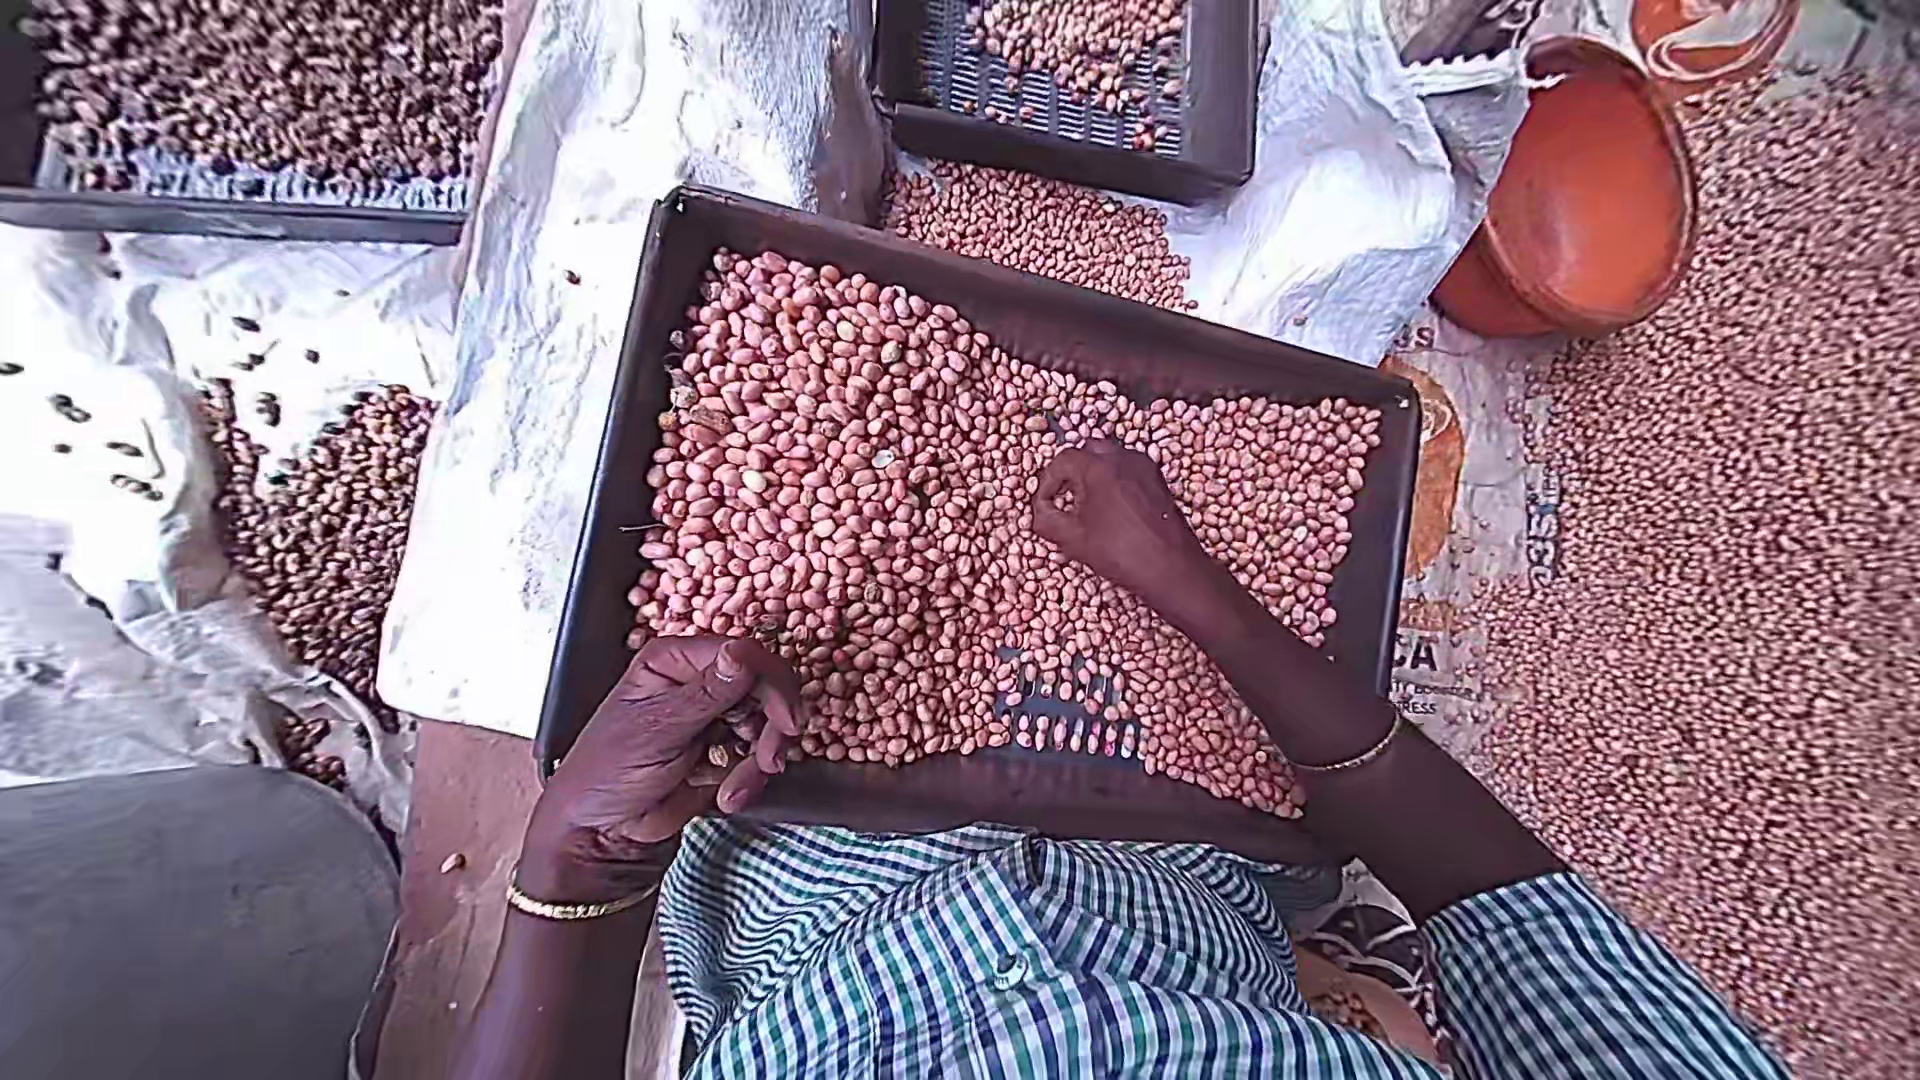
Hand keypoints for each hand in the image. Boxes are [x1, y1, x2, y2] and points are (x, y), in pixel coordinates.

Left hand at [519, 635, 804, 901]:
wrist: (601, 836)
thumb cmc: (606, 774)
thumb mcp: (656, 730)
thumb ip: (706, 692)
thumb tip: (743, 652)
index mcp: (677, 660)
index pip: (744, 653)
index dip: (772, 683)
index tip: (786, 720)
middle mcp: (703, 678)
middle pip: (767, 685)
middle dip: (772, 727)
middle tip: (769, 759)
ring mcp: (720, 712)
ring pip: (771, 721)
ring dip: (761, 758)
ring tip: (735, 787)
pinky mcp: (730, 744)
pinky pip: (762, 751)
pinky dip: (753, 776)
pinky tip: (729, 794)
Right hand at [1031, 439, 1229, 627]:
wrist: (1172, 570)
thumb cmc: (1123, 553)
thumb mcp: (1072, 539)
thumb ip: (1047, 520)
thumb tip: (1040, 513)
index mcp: (1100, 467)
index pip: (1062, 461)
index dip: (1047, 483)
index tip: (1045, 504)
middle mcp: (1125, 459)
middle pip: (1087, 453)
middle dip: (1071, 474)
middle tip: (1063, 499)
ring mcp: (1145, 469)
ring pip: (1110, 460)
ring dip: (1093, 477)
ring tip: (1086, 508)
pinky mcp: (1158, 482)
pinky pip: (1128, 472)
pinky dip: (1114, 483)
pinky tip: (1110, 512)